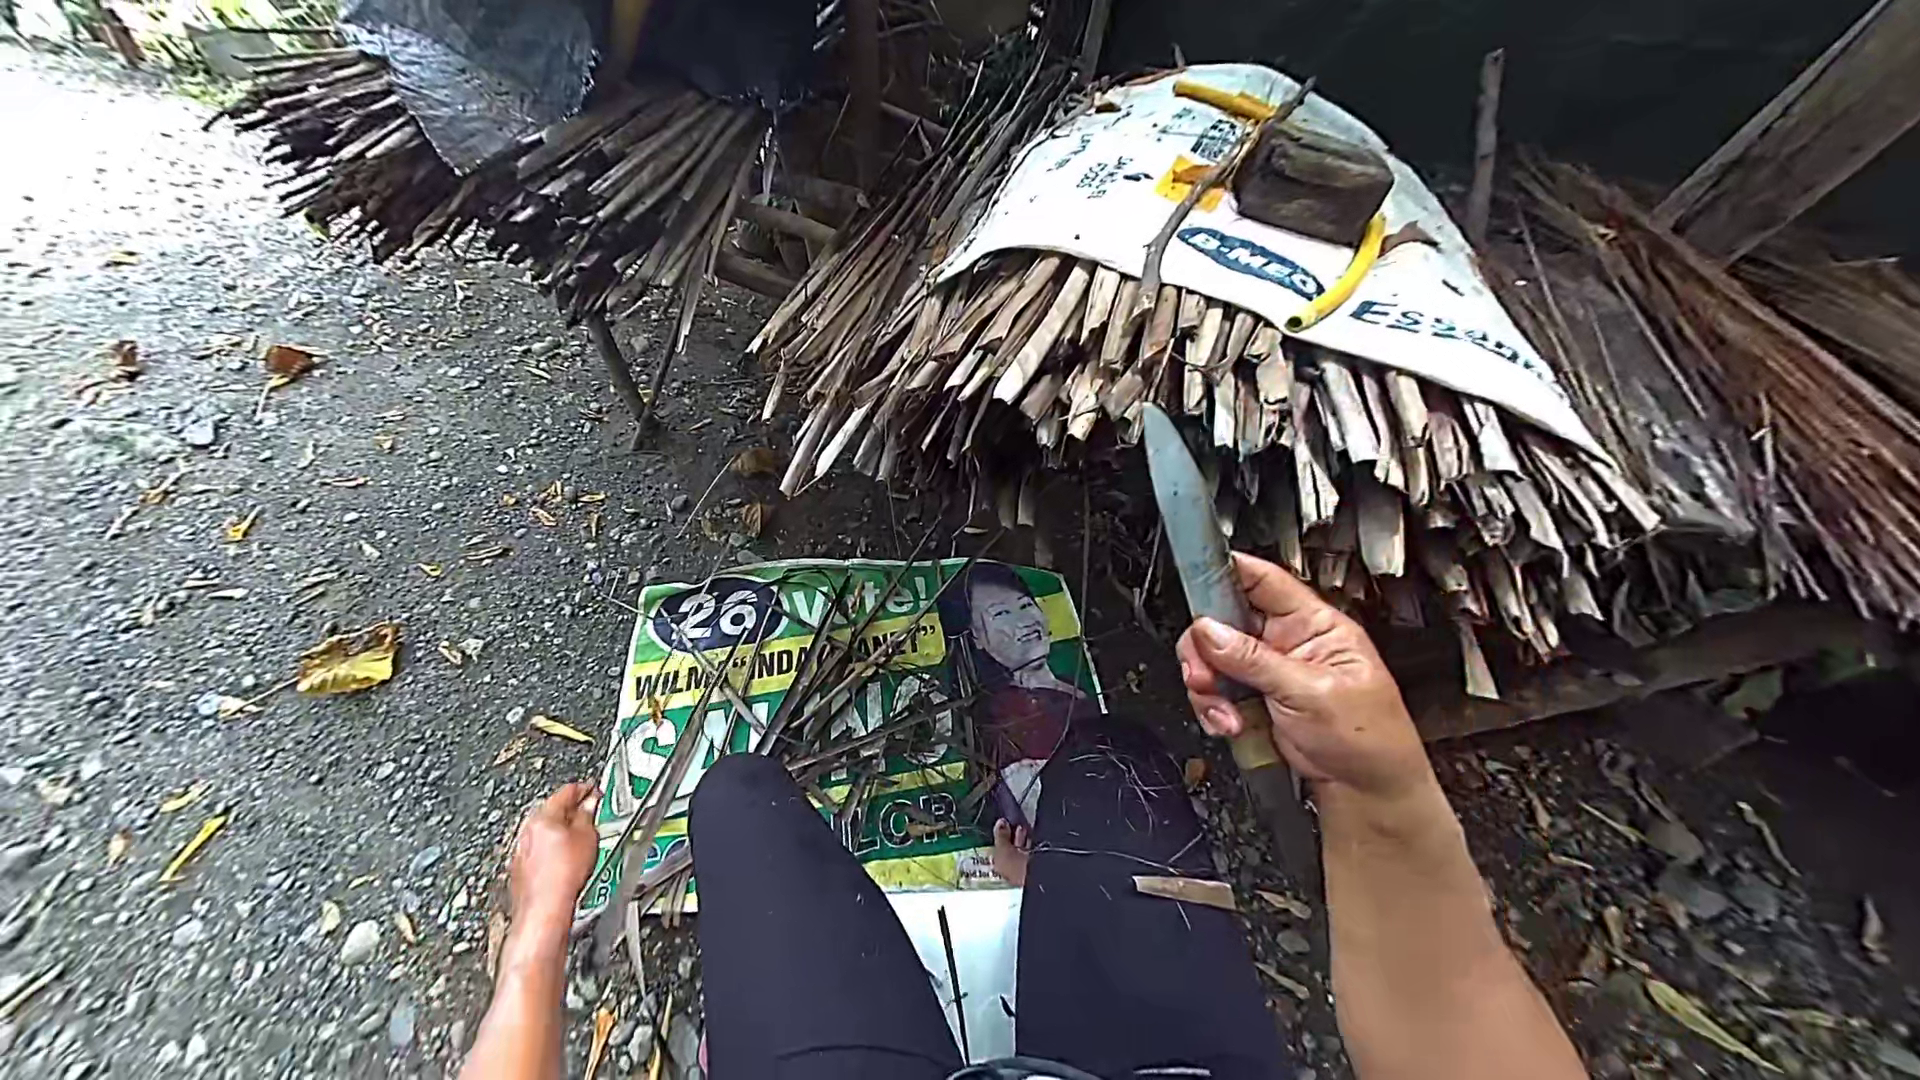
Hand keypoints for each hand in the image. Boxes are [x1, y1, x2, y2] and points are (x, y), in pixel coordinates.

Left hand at [509, 782, 600, 926]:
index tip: (594, 790)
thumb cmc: (562, 877)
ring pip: (544, 830)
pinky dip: (552, 846)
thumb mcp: (588, 836)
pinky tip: (566, 856)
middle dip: (572, 809)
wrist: (543, 911)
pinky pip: (538, 847)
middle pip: (552, 810)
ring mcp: (520, 850)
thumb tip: (590, 803)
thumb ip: (589, 814)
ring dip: (562, 828)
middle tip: (591, 811)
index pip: (566, 792)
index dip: (585, 789)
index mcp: (542, 818)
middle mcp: (526, 831)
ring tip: (581, 836)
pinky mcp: (519, 867)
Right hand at [1175, 553, 1432, 800]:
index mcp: (1312, 624)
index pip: (1263, 581)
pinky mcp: (1249, 696)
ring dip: (1206, 684)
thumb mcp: (1313, 692)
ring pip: (1210, 656)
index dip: (1229, 572)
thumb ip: (1255, 660)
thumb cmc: (1370, 741)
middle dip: (1203, 648)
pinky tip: (1228, 723)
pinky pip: (1212, 689)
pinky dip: (1210, 706)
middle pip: (1222, 619)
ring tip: (1222, 711)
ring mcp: (1264, 668)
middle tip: (1202, 673)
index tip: (1196, 578)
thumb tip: (1209, 631)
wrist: (1366, 793)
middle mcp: (1283, 640)